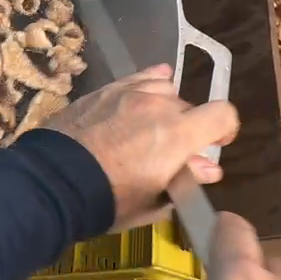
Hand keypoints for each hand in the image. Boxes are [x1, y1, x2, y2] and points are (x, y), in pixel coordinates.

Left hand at [45, 64, 237, 230]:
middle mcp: (156, 105)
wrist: (54, 179)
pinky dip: (147, 83)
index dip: (226, 128)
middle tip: (173, 150)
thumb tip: (209, 167)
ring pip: (162, 88)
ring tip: (154, 125)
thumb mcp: (155, 201)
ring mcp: (127, 92)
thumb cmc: (109, 199)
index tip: (218, 142)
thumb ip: (186, 179)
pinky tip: (150, 85)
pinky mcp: (103, 90)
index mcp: (177, 134)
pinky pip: (136, 78)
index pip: (222, 113)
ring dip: (165, 105)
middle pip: (188, 106)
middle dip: (188, 126)